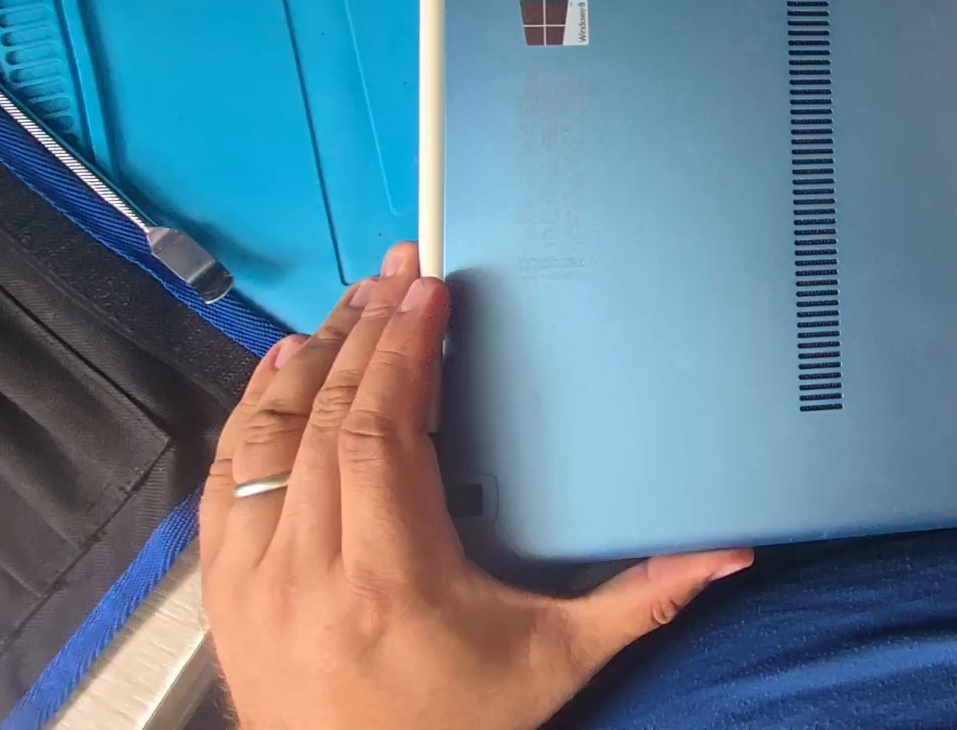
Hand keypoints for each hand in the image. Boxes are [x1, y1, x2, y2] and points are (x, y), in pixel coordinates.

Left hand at [201, 242, 750, 729]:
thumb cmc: (459, 723)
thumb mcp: (562, 660)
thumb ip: (645, 601)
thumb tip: (731, 557)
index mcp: (390, 574)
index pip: (381, 435)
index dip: (403, 355)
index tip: (430, 295)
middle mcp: (304, 569)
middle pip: (324, 419)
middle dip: (365, 331)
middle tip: (403, 271)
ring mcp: (250, 580)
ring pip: (266, 438)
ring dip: (311, 357)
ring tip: (354, 300)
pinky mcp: (226, 590)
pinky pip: (225, 479)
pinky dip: (254, 409)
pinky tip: (283, 365)